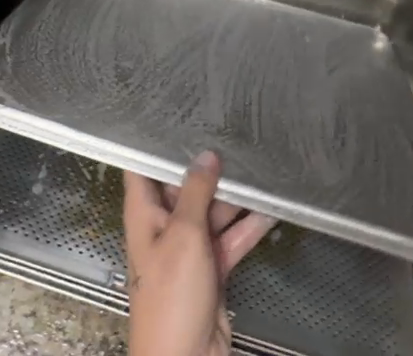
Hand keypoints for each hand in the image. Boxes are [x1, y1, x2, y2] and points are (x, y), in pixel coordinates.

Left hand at [123, 152, 277, 355]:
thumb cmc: (171, 297)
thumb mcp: (183, 234)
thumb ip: (195, 191)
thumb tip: (205, 155)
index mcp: (143, 212)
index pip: (143, 167)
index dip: (156, 143)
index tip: (178, 116)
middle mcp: (163, 225)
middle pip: (184, 186)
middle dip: (208, 167)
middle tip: (235, 138)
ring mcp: (188, 248)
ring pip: (211, 211)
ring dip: (233, 197)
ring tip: (258, 169)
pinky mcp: (211, 269)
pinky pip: (229, 239)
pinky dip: (247, 228)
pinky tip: (269, 210)